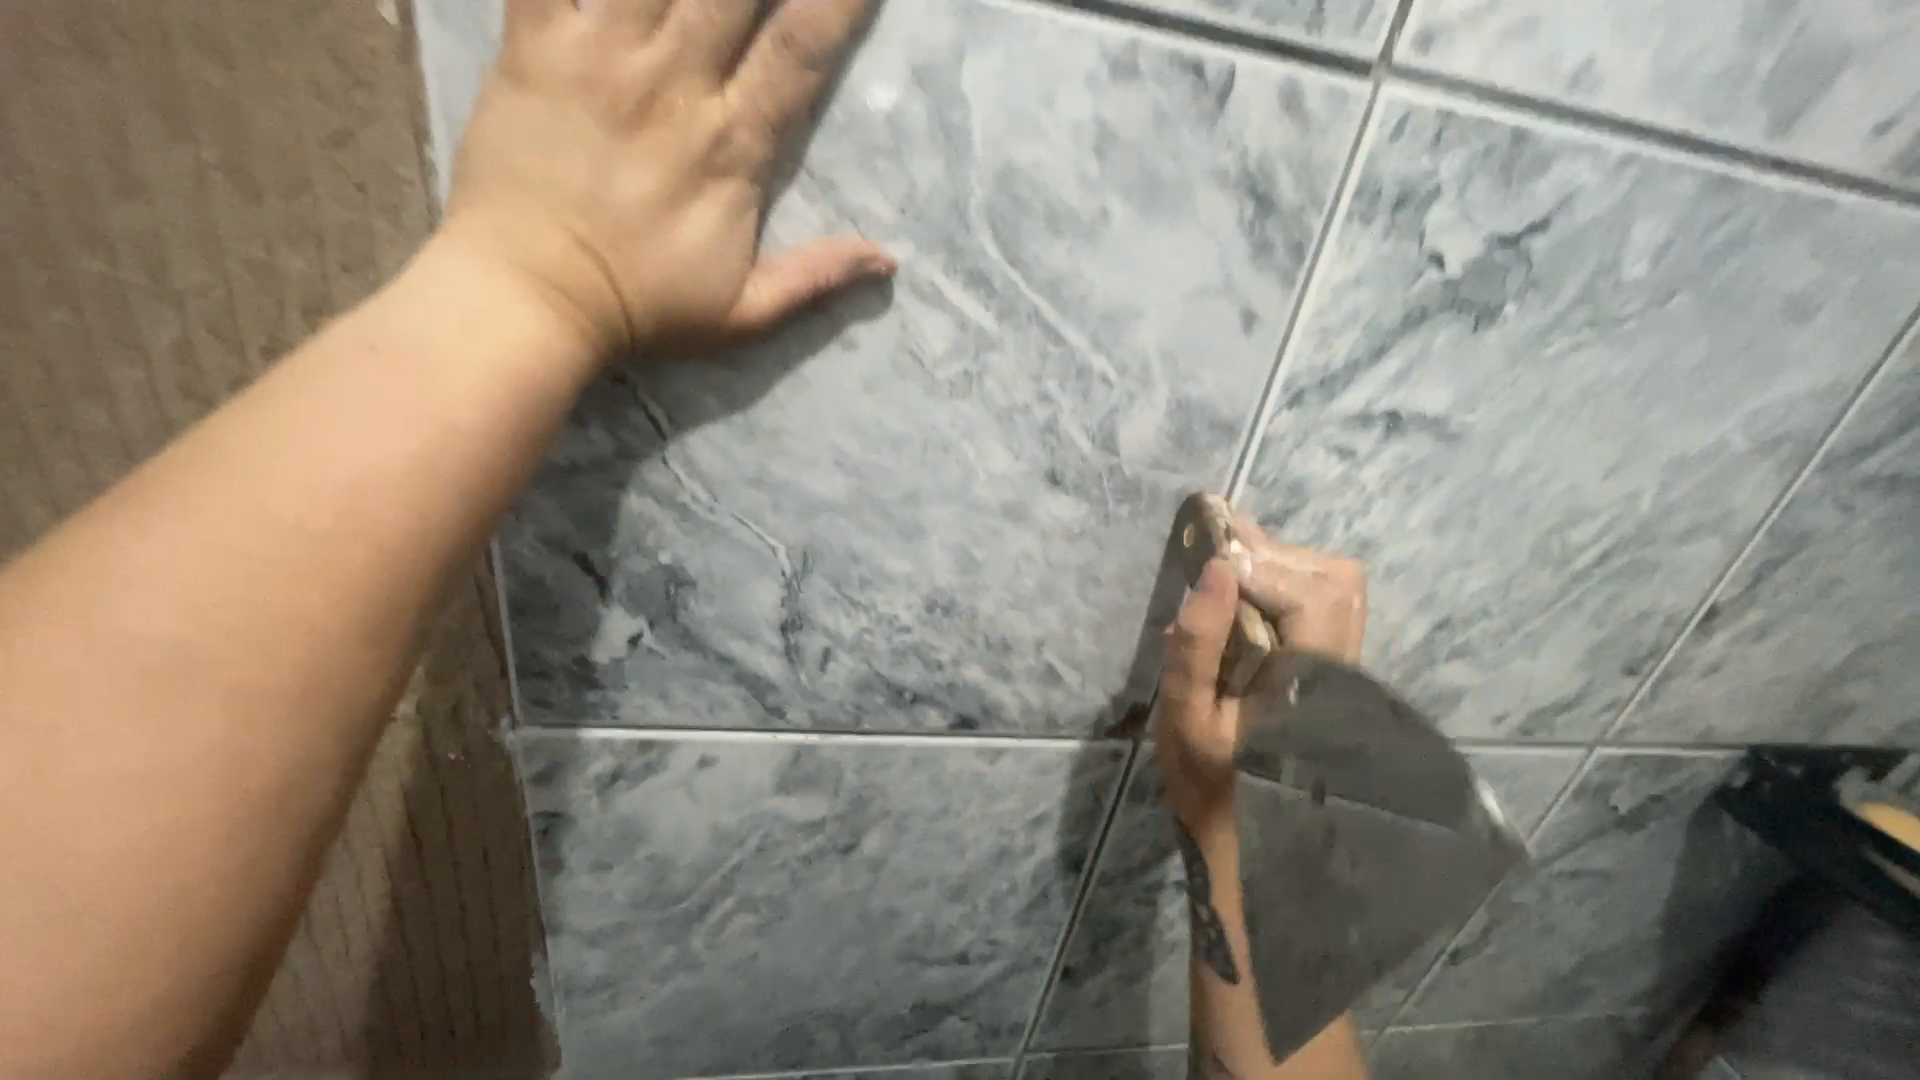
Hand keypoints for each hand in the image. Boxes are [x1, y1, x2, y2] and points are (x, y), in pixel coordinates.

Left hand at [440, 0, 897, 358]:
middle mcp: (676, 83)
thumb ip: (816, 277)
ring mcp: (601, 54)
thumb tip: (889, 258)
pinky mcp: (534, 44)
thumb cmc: (643, 310)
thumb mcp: (745, 313)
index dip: (838, 1)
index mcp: (733, 145)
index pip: (801, 50)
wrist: (530, 300)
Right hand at [1155, 519, 1366, 823]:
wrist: (1246, 839)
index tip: (1209, 555)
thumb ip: (1198, 644)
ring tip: (1229, 566)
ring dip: (1283, 566)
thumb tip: (1216, 569)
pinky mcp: (1331, 672)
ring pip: (1338, 589)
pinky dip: (1287, 584)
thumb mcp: (1185, 717)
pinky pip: (1325, 607)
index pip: (1312, 595)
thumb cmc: (1208, 782)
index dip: (1260, 565)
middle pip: (1336, 580)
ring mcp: (1344, 671)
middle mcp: (1344, 670)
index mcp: (1313, 686)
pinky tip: (1246, 589)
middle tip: (1219, 550)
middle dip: (1275, 556)